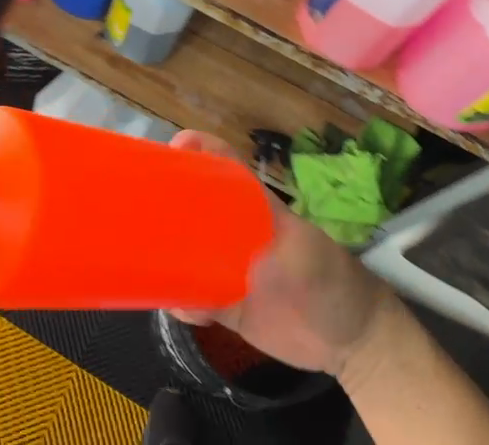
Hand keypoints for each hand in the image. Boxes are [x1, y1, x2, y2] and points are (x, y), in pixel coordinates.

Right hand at [166, 131, 395, 376]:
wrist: (352, 342)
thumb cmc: (333, 282)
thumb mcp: (306, 253)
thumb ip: (267, 247)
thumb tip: (218, 254)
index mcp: (255, 208)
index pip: (224, 169)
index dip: (200, 152)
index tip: (172, 148)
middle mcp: (234, 233)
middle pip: (192, 209)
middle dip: (164, 205)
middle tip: (136, 210)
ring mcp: (227, 269)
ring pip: (183, 254)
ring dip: (164, 258)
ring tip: (144, 264)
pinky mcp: (225, 305)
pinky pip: (191, 298)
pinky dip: (180, 302)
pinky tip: (178, 307)